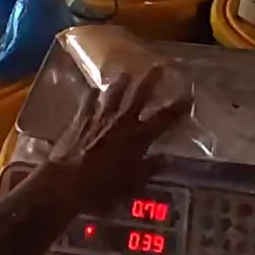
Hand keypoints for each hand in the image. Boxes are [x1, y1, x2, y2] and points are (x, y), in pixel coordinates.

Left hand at [46, 63, 190, 185]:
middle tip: (160, 65)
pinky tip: (95, 89)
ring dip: (122, 82)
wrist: (65, 181)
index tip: (188, 95)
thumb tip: (165, 160)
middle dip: (152, 80)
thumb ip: (148, 170)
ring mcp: (100, 116)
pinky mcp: (80, 118)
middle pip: (140, 95)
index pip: (165, 119)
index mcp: (138, 137)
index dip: (178, 107)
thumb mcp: (131, 185)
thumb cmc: (101, 188)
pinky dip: (94, 93)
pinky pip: (89, 100)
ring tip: (126, 73)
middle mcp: (122, 121)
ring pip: (114, 92)